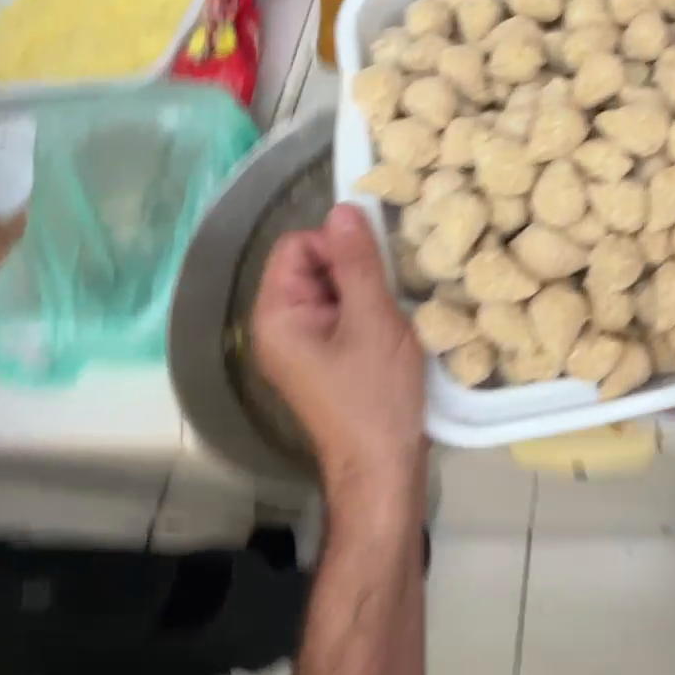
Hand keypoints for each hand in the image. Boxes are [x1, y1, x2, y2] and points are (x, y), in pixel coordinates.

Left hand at [250, 204, 426, 494]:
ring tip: (397, 309)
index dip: (338, 244)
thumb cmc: (375, 394)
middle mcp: (280, 326)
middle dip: (355, 267)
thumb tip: (344, 208)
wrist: (382, 466)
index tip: (377, 266)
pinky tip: (394, 326)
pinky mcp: (326, 358)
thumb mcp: (372, 321)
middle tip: (392, 290)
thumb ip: (357, 262)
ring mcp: (303, 345)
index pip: (297, 246)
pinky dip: (369, 310)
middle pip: (314, 265)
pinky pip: (343, 314)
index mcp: (277, 315)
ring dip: (367, 289)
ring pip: (334, 288)